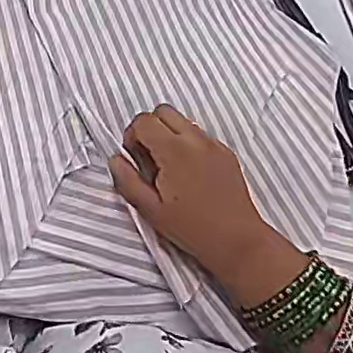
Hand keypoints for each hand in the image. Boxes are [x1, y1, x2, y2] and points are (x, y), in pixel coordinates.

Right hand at [107, 104, 309, 308]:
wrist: (237, 240)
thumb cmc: (192, 228)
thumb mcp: (150, 210)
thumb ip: (127, 180)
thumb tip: (116, 159)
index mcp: (174, 150)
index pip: (144, 120)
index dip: (132, 135)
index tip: (134, 156)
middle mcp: (196, 140)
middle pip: (163, 111)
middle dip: (150, 127)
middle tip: (148, 157)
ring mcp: (214, 145)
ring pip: (183, 121)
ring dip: (170, 134)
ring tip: (169, 168)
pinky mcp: (227, 153)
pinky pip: (200, 136)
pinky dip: (189, 144)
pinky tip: (189, 174)